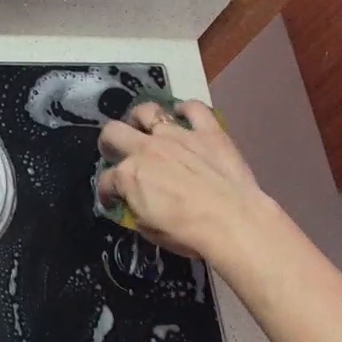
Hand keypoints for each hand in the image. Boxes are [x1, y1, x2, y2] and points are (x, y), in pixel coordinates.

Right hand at [96, 100, 269, 265]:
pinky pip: (194, 108)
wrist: (234, 223)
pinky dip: (186, 110)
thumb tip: (134, 203)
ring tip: (146, 129)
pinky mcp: (207, 130)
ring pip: (147, 111)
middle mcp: (146, 149)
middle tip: (117, 151)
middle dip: (109, 142)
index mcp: (129, 176)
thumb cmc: (190, 234)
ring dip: (141, 120)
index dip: (107, 191)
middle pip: (113, 132)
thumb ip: (136, 209)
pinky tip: (185, 116)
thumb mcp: (150, 230)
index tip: (113, 198)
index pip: (106, 181)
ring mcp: (177, 135)